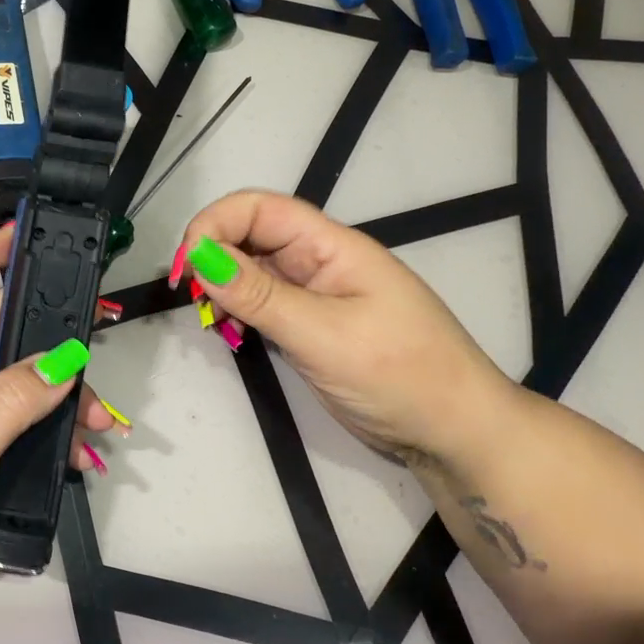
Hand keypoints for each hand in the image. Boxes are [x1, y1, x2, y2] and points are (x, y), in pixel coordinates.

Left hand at [0, 224, 114, 606]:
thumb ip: (11, 400)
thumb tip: (65, 359)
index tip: (26, 235)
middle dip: (48, 337)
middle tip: (96, 349)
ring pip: (13, 380)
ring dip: (57, 393)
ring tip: (99, 423)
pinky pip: (12, 421)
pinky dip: (46, 429)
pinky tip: (76, 454)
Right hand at [178, 190, 515, 460]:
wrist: (455, 435)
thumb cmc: (401, 376)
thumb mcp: (324, 335)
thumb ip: (259, 296)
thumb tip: (199, 256)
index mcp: (331, 247)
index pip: (259, 209)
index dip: (215, 225)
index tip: (188, 268)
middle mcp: (318, 261)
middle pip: (248, 235)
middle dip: (211, 257)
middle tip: (194, 300)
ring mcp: (311, 294)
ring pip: (248, 270)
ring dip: (220, 287)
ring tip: (213, 322)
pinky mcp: (307, 325)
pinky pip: (258, 302)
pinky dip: (234, 311)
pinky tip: (228, 332)